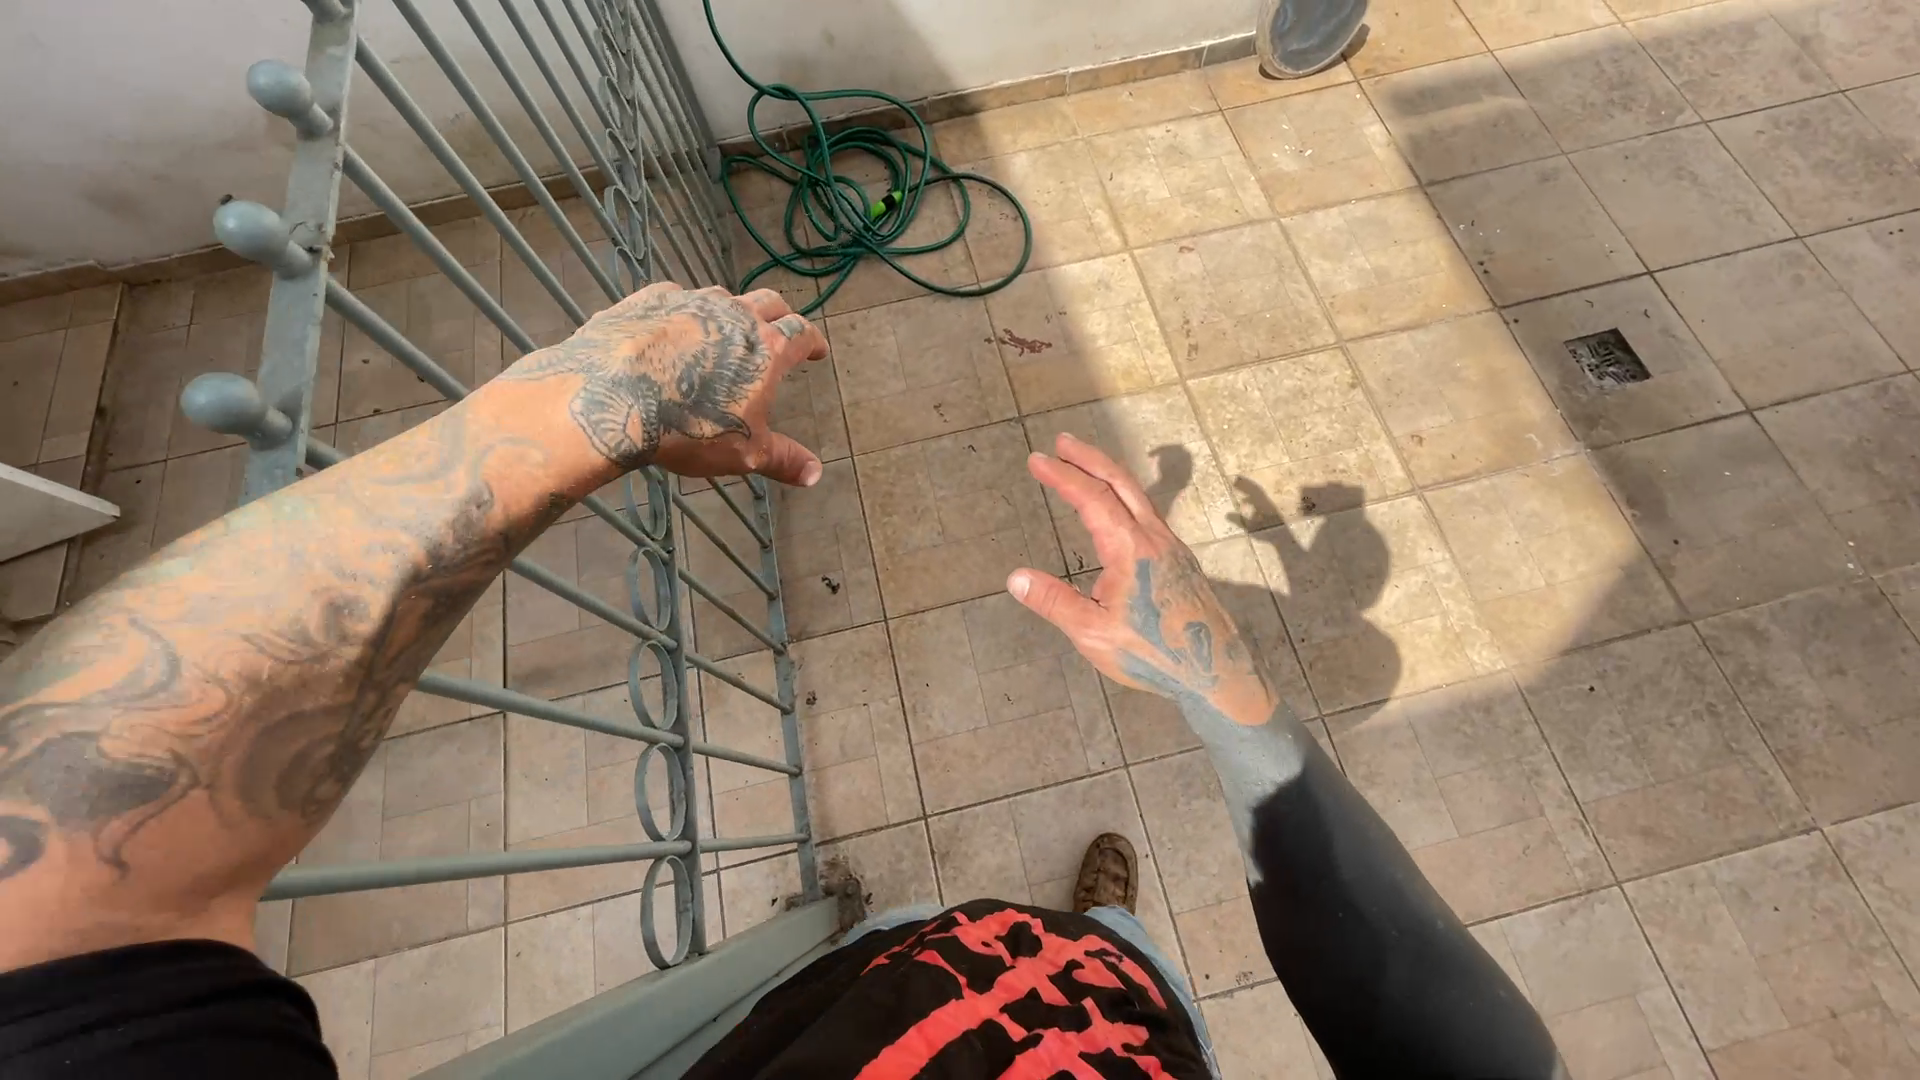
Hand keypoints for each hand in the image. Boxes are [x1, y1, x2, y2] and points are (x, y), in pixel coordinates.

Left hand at [501, 281, 829, 484]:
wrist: (608, 400)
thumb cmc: (689, 430)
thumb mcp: (744, 452)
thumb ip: (783, 459)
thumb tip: (815, 475)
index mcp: (767, 348)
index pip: (802, 333)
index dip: (813, 342)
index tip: (816, 351)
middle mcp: (734, 315)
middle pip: (769, 301)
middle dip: (780, 315)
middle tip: (781, 329)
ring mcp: (689, 302)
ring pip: (723, 296)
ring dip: (732, 310)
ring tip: (726, 331)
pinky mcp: (647, 299)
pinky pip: (675, 297)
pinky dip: (684, 311)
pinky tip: (673, 329)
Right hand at [1008, 434, 1275, 725]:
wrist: (1215, 672)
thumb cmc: (1153, 654)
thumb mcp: (1092, 632)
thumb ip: (1054, 602)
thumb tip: (1015, 578)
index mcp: (1130, 549)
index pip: (1093, 499)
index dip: (1063, 476)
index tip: (1037, 460)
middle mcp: (1153, 537)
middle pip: (1120, 483)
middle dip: (1089, 458)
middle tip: (1061, 442)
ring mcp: (1170, 547)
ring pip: (1137, 496)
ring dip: (1108, 474)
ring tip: (1083, 464)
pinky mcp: (1177, 560)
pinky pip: (1146, 512)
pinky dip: (1123, 495)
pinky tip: (1114, 509)